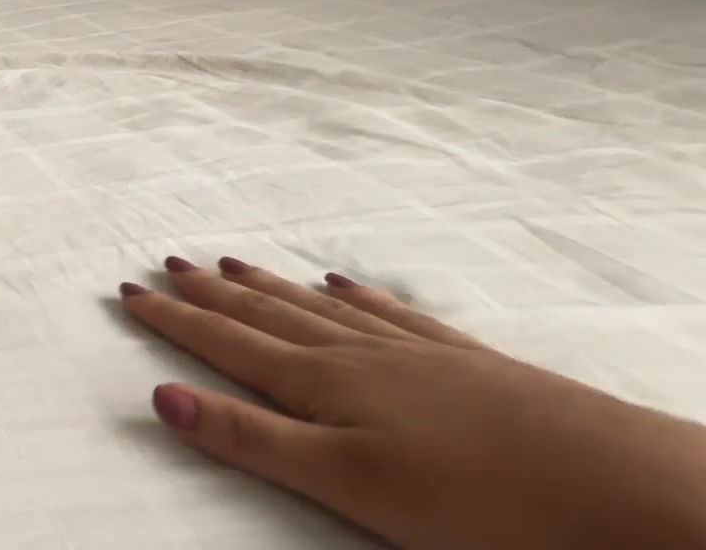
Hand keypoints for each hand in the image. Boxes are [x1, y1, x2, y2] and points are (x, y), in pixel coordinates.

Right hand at [120, 257, 705, 549]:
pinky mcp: (468, 362)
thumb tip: (161, 396)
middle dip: (211, 291)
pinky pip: (391, 314)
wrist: (633, 495)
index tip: (129, 289)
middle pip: (266, 313)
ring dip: (269, 285)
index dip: (173, 317)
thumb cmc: (480, 502)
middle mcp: (357, 355)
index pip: (225, 341)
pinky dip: (356, 296)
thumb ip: (252, 439)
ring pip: (319, 307)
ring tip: (232, 261)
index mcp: (322, 385)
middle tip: (170, 260)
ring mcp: (414, 353)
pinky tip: (343, 282)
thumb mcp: (347, 484)